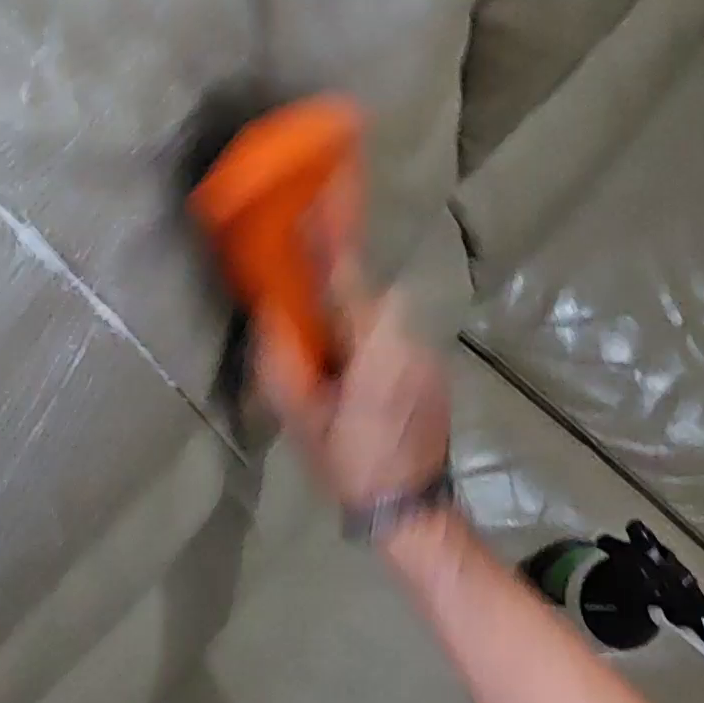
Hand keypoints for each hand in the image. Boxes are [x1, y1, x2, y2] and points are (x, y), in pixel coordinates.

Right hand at [253, 255, 452, 528]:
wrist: (412, 509)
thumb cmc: (354, 466)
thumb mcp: (304, 422)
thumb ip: (282, 365)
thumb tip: (269, 318)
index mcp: (376, 348)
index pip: (350, 278)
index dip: (333, 235)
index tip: (322, 193)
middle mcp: (410, 340)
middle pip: (366, 299)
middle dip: (335, 296)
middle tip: (306, 317)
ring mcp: (427, 356)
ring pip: (381, 324)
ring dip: (353, 331)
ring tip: (332, 371)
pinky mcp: (434, 372)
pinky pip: (395, 343)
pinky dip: (372, 349)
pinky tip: (358, 387)